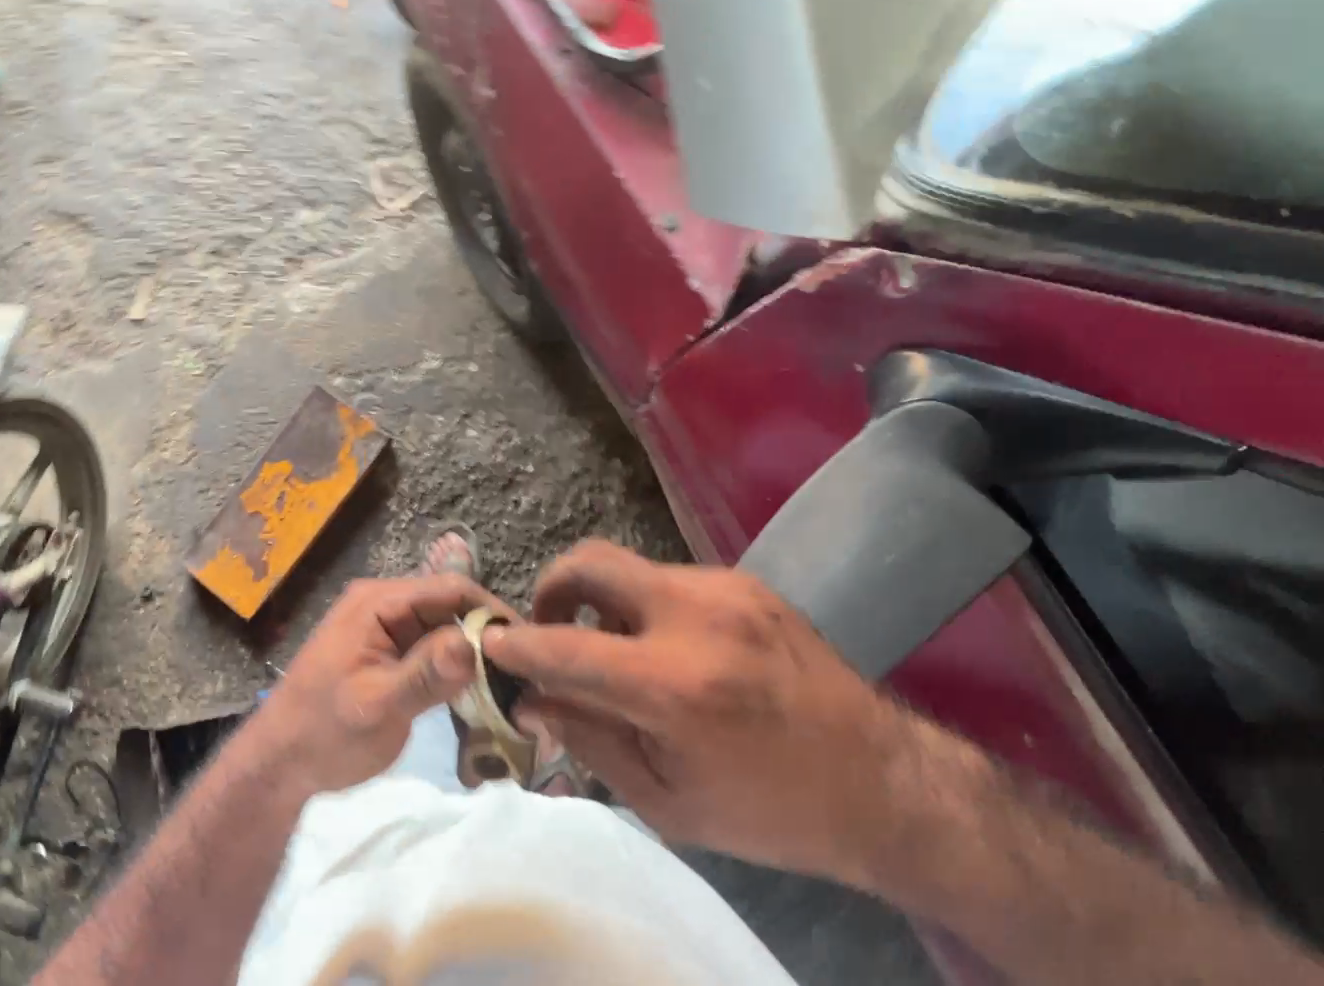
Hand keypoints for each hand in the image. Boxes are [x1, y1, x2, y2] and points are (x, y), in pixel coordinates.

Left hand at [246, 573, 501, 796]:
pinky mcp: (390, 657)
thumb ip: (424, 674)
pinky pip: (433, 653)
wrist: (281, 764)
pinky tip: (482, 698)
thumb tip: (474, 642)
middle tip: (526, 676)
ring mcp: (387, 632)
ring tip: (513, 689)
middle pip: (451, 608)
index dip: (491, 612)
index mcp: (377, 603)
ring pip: (446, 632)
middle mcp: (384, 606)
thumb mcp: (376, 706)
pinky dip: (457, 672)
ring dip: (475, 658)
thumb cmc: (323, 733)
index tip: (529, 648)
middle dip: (487, 637)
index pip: (450, 589)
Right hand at [483, 540, 928, 884]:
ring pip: (628, 570)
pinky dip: (644, 608)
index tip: (491, 644)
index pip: (564, 646)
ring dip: (602, 606)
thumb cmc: (768, 811)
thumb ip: (589, 740)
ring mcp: (727, 591)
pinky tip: (665, 653)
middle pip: (589, 563)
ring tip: (615, 657)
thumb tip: (532, 699)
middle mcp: (697, 617)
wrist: (884, 785)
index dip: (516, 644)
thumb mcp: (664, 801)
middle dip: (550, 590)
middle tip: (547, 630)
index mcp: (674, 686)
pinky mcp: (748, 585)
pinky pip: (668, 580)